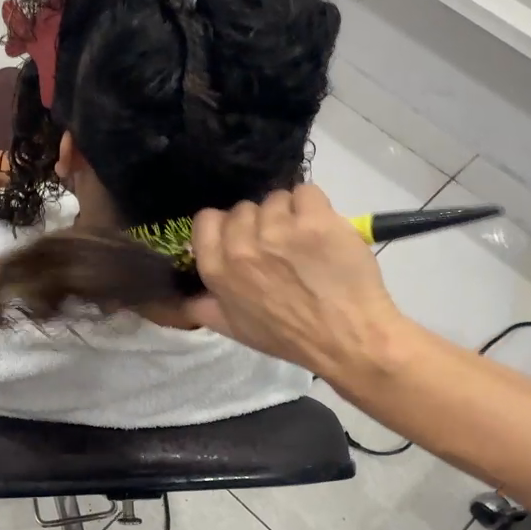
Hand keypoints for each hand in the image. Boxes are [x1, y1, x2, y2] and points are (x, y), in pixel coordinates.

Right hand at [184, 184, 410, 380]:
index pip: (206, 219)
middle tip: (279, 244)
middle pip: (243, 207)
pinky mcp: (315, 220)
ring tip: (304, 239)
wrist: (346, 338)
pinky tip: (321, 229)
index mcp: (217, 270)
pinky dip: (314, 206)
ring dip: (288, 213)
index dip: (224, 224)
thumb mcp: (233, 329)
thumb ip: (204, 307)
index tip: (242, 237)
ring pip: (276, 199)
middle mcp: (241, 246)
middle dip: (259, 222)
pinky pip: (306, 191)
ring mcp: (279, 230)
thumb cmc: (288, 337)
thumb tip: (184, 297)